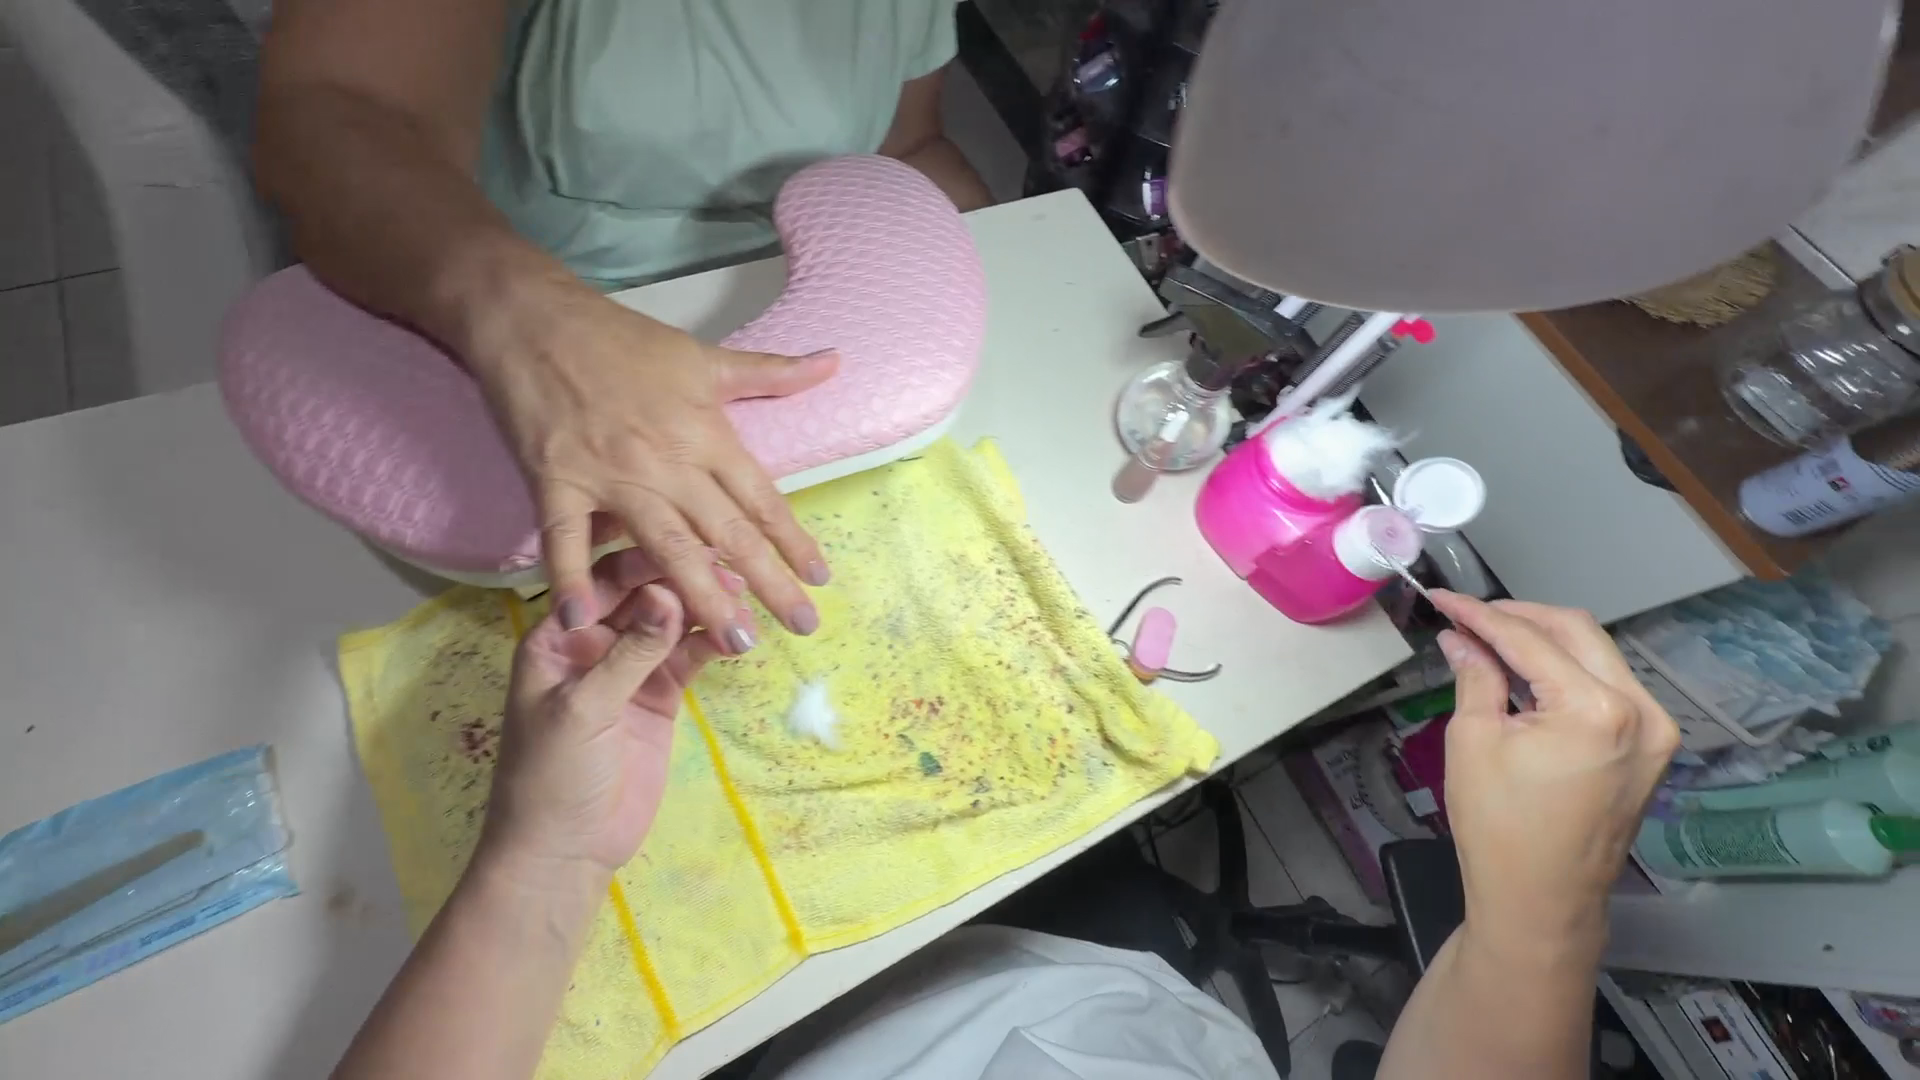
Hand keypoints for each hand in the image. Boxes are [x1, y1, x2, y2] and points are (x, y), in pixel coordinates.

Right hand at [471, 281, 837, 651]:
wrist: (534, 318)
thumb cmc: (626, 341)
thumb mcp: (707, 357)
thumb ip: (774, 372)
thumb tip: (835, 361)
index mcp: (707, 435)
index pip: (762, 499)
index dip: (794, 541)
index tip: (820, 579)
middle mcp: (668, 463)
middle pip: (727, 533)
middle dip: (768, 584)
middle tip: (800, 627)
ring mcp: (611, 475)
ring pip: (665, 546)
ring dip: (701, 597)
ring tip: (733, 643)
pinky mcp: (556, 481)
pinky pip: (565, 538)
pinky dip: (571, 578)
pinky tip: (584, 622)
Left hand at [479, 550, 719, 888]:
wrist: (568, 849)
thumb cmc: (553, 776)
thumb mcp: (585, 708)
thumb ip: (630, 651)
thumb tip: (670, 594)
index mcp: (559, 635)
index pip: (605, 582)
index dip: (647, 564)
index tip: (694, 548)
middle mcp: (596, 641)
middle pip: (646, 595)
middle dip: (685, 582)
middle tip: (731, 571)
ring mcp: (632, 667)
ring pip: (674, 623)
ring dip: (706, 610)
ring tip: (745, 598)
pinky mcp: (661, 693)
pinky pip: (690, 656)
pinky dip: (713, 644)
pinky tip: (740, 636)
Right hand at [1429, 592, 1679, 954]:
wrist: (1541, 895)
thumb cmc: (1498, 821)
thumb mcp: (1473, 738)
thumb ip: (1475, 676)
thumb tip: (1460, 639)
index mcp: (1597, 708)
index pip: (1529, 639)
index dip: (1478, 613)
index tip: (1439, 599)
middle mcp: (1643, 710)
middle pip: (1576, 631)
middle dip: (1516, 615)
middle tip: (1463, 614)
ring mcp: (1655, 729)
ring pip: (1595, 652)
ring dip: (1540, 638)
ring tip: (1486, 637)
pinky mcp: (1650, 745)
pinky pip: (1605, 682)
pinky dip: (1561, 667)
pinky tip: (1521, 669)